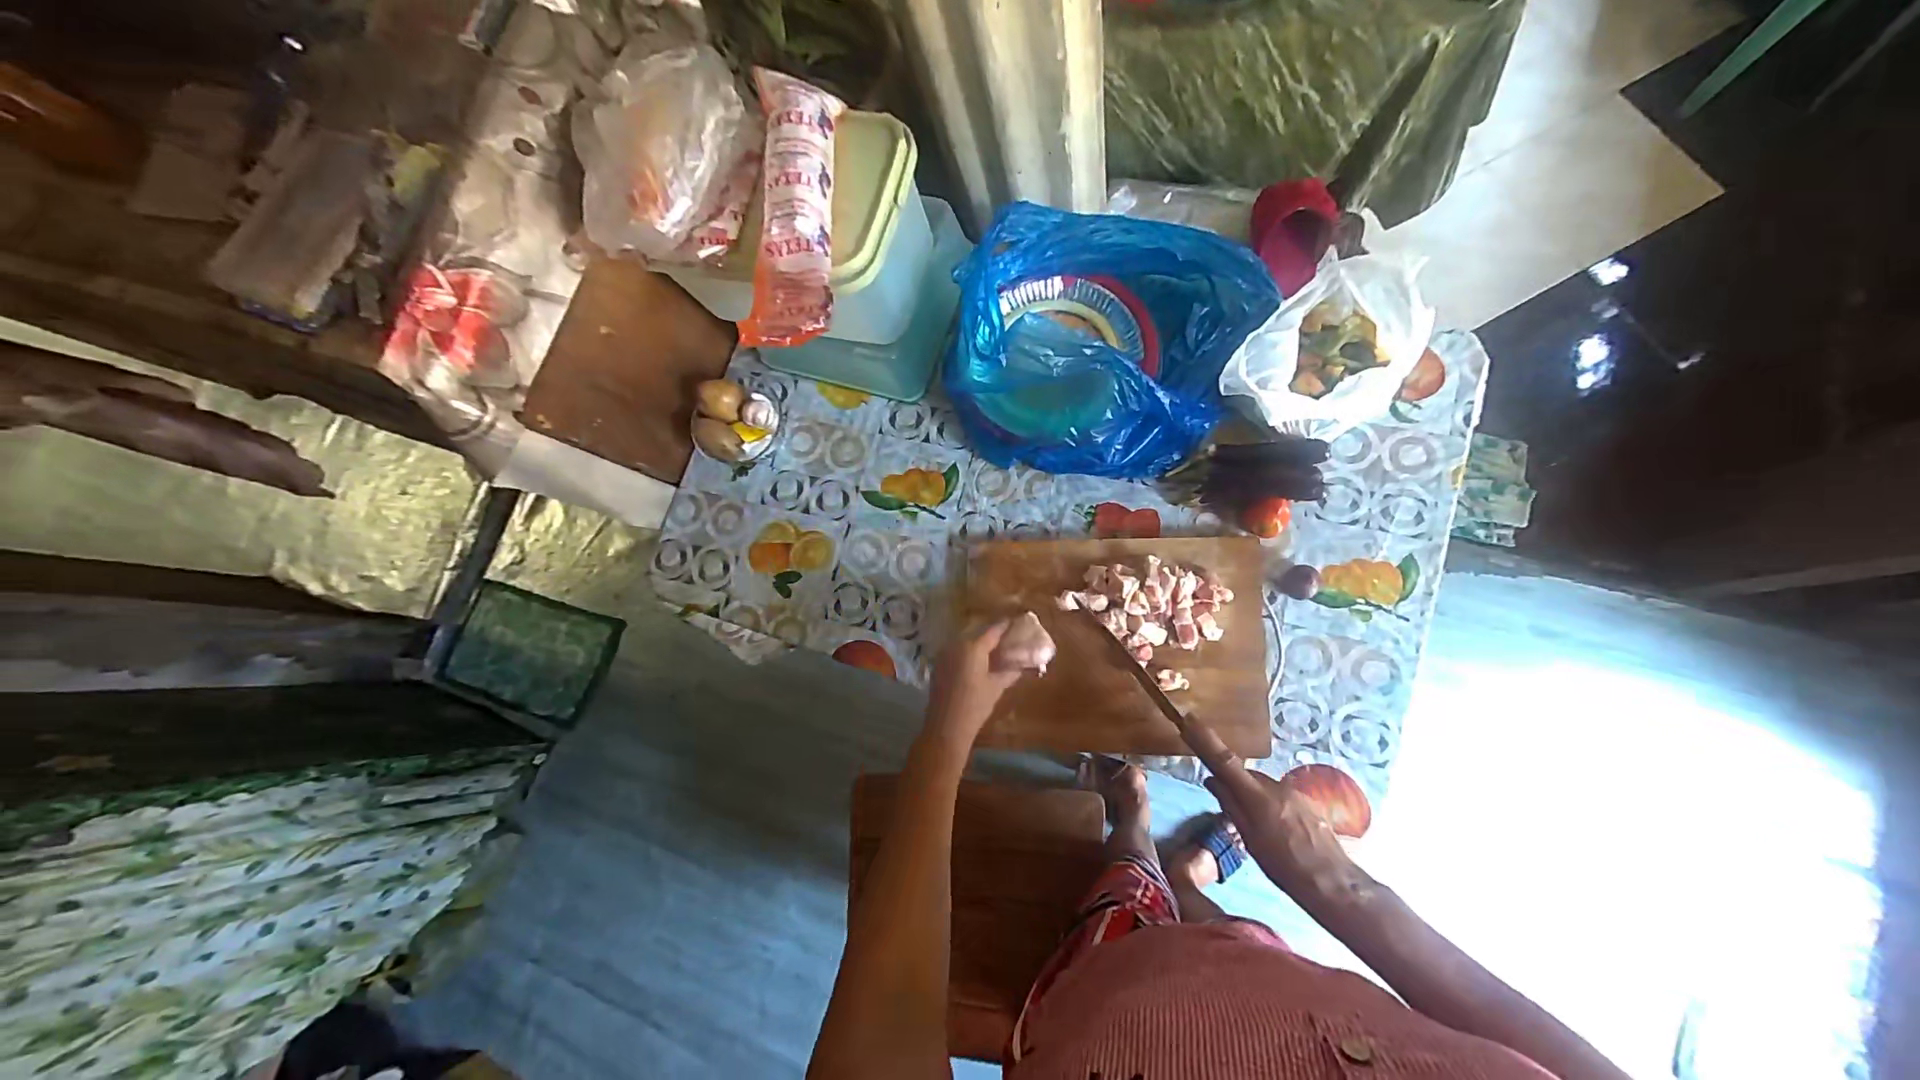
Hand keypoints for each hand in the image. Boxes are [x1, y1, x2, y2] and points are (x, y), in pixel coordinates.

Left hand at [923, 619, 1024, 743]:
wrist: (946, 726)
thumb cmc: (975, 706)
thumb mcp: (997, 687)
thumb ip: (1010, 670)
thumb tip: (1023, 662)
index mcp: (973, 647)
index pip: (993, 629)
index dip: (1006, 625)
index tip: (1018, 621)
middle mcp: (957, 644)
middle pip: (979, 632)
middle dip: (993, 634)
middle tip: (1009, 637)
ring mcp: (945, 653)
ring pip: (967, 641)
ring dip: (980, 643)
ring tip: (996, 649)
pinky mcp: (939, 663)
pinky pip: (957, 650)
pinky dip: (969, 652)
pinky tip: (979, 661)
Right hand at [1177, 713, 1354, 899]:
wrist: (1334, 884)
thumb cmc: (1285, 867)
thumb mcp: (1250, 839)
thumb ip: (1230, 806)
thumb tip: (1212, 780)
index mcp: (1257, 796)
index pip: (1224, 761)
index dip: (1205, 740)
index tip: (1190, 721)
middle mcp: (1276, 786)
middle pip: (1246, 775)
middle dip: (1235, 784)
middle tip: (1229, 807)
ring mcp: (1295, 792)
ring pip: (1263, 787)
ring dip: (1254, 798)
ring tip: (1258, 828)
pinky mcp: (1308, 801)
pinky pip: (1280, 796)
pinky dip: (1272, 805)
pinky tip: (1279, 830)